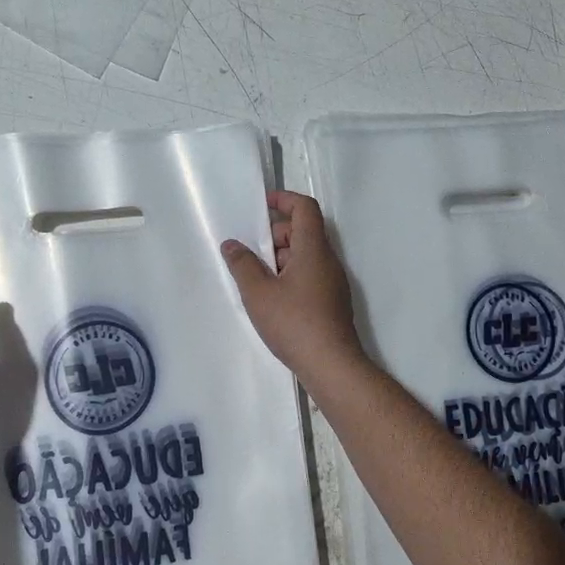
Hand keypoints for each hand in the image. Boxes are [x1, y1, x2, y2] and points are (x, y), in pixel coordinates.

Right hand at [222, 190, 364, 378]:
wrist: (331, 364)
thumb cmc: (294, 323)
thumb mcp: (258, 293)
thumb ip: (242, 265)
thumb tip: (232, 244)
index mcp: (314, 249)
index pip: (305, 208)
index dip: (284, 199)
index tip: (263, 205)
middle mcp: (328, 260)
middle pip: (304, 232)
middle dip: (276, 234)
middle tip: (251, 253)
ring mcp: (333, 282)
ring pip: (306, 256)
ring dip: (281, 259)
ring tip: (256, 280)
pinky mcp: (332, 302)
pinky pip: (310, 276)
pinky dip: (290, 276)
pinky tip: (272, 300)